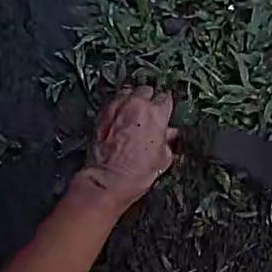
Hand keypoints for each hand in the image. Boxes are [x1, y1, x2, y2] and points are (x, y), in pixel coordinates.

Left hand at [72, 86, 177, 208]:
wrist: (108, 180)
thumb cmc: (137, 173)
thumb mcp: (162, 160)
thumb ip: (168, 142)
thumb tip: (170, 135)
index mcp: (156, 113)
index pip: (165, 98)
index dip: (165, 107)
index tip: (163, 114)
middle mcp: (137, 105)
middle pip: (145, 91)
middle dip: (147, 100)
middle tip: (147, 113)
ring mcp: (117, 108)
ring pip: (127, 92)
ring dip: (131, 99)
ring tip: (132, 111)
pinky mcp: (102, 115)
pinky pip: (112, 103)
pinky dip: (117, 107)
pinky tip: (118, 117)